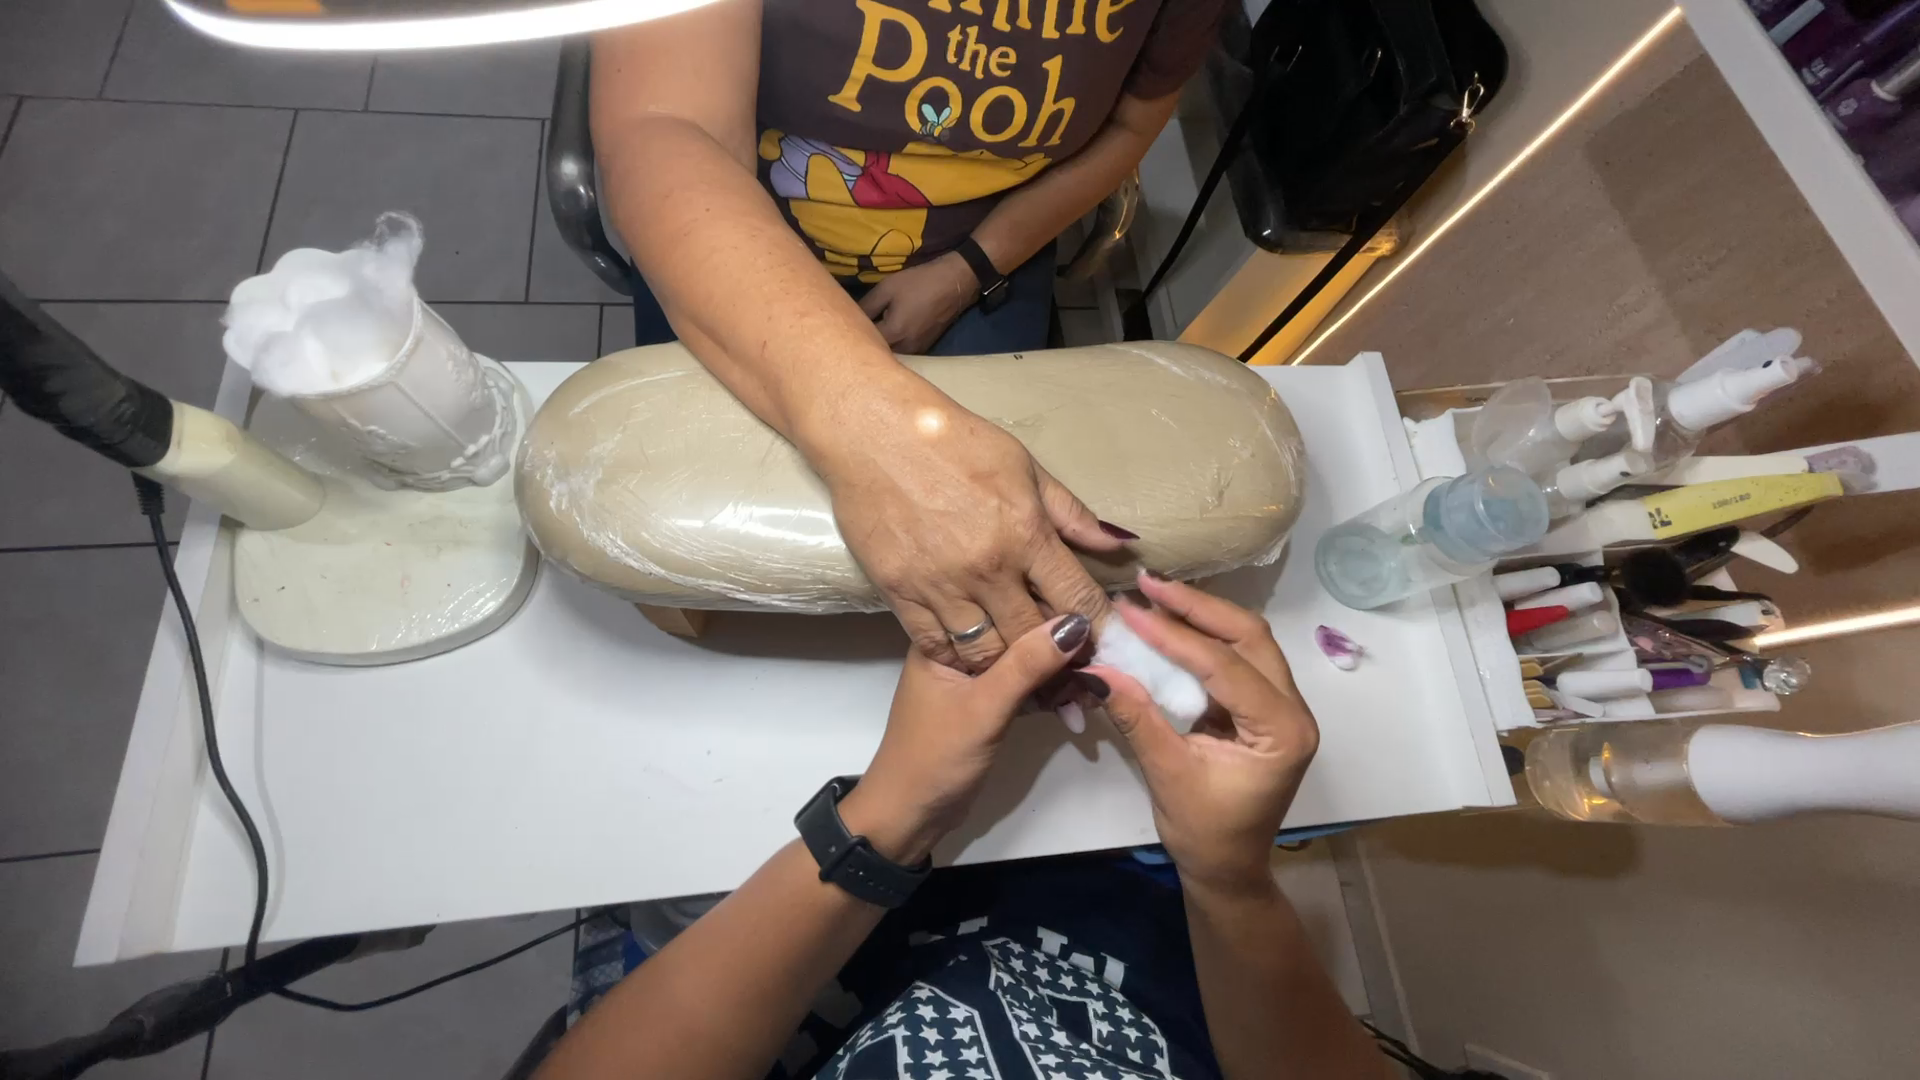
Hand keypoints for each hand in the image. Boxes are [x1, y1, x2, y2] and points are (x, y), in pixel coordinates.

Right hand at [816, 381, 1128, 671]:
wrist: (875, 434)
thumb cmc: (954, 442)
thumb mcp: (1025, 467)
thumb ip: (1071, 513)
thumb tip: (1117, 544)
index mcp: (1026, 534)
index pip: (1078, 599)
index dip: (1098, 628)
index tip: (1102, 639)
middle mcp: (988, 569)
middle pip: (1035, 638)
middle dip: (1056, 654)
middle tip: (1062, 657)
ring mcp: (941, 585)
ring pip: (986, 653)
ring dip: (1006, 662)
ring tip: (1016, 658)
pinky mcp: (900, 593)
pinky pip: (936, 645)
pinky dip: (957, 656)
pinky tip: (969, 650)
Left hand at [841, 614, 1093, 862]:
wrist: (908, 817)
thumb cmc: (935, 758)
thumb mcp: (984, 709)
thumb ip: (1027, 666)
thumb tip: (1076, 621)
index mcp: (944, 636)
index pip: (1004, 606)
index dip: (1050, 616)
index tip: (1093, 630)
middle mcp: (958, 648)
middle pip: (1020, 634)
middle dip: (1061, 651)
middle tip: (1100, 669)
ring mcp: (972, 676)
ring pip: (1026, 662)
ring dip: (1060, 678)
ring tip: (1091, 695)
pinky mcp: (985, 702)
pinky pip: (1024, 687)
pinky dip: (1049, 697)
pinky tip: (1076, 709)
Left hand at [857, 252, 977, 354]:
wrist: (954, 283)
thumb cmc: (919, 283)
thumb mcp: (887, 288)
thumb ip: (866, 306)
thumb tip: (850, 317)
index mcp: (894, 334)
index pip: (865, 341)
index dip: (852, 334)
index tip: (843, 325)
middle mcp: (905, 349)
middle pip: (877, 352)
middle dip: (865, 343)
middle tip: (852, 331)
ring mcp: (917, 351)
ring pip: (890, 354)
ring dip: (879, 346)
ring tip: (869, 333)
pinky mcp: (924, 349)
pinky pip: (902, 351)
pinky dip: (892, 346)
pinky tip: (887, 334)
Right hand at [1088, 572, 1318, 894]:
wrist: (1227, 868)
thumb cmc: (1205, 832)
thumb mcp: (1167, 773)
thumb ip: (1137, 716)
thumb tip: (1094, 668)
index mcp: (1282, 731)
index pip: (1224, 666)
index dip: (1175, 635)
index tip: (1130, 609)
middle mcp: (1293, 709)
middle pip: (1249, 636)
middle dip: (1197, 606)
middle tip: (1148, 583)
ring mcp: (1280, 704)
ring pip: (1247, 639)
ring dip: (1202, 613)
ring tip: (1155, 593)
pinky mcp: (1260, 704)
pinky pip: (1235, 655)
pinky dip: (1203, 634)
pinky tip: (1169, 620)